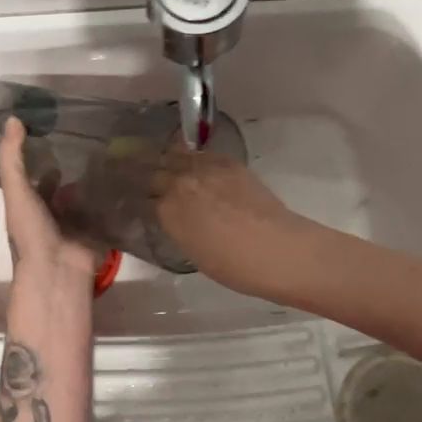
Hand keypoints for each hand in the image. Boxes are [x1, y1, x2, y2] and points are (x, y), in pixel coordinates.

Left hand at [0, 117, 100, 287]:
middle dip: (69, 168)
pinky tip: (120, 177)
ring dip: (91, 182)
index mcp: (27, 205)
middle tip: (87, 140)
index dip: (38, 156)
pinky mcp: (96, 231)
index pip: (32, 176)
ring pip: (82, 197)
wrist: (59, 270)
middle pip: (59, 186)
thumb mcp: (16, 190)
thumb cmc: (31, 231)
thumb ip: (13, 157)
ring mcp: (74, 224)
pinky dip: (109, 198)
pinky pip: (103, 210)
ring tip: (107, 154)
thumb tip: (12, 118)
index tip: (53, 130)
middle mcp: (49, 214)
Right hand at [152, 148, 301, 286]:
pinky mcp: (228, 161)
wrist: (277, 249)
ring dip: (171, 163)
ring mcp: (204, 168)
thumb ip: (177, 227)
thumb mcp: (192, 252)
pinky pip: (201, 154)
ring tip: (173, 170)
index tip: (144, 206)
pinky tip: (200, 169)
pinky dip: (196, 159)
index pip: (143, 200)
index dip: (144, 204)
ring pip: (175, 155)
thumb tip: (173, 217)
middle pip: (155, 173)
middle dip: (153, 181)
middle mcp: (180, 183)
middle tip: (154, 188)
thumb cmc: (234, 266)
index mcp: (167, 211)